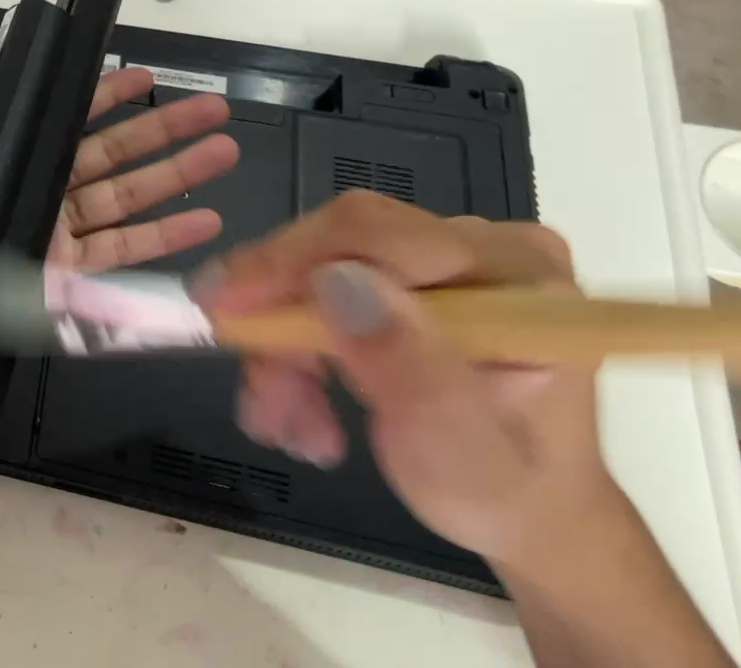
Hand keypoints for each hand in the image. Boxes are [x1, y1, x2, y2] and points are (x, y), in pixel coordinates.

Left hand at [0, 22, 239, 394]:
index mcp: (4, 157)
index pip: (66, 119)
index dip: (107, 96)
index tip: (144, 77)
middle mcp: (34, 190)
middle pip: (111, 153)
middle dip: (162, 130)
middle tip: (210, 111)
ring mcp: (53, 234)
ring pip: (127, 197)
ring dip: (177, 176)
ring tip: (221, 153)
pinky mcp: (62, 276)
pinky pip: (122, 253)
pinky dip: (164, 238)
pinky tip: (199, 220)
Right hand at [205, 191, 621, 569]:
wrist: (522, 507)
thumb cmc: (499, 489)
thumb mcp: (457, 450)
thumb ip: (406, 365)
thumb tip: (333, 282)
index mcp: (517, 277)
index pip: (376, 233)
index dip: (286, 260)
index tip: (218, 306)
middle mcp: (480, 245)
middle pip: (334, 248)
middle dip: (280, 321)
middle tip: (262, 399)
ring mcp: (443, 254)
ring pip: (314, 270)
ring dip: (282, 348)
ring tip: (288, 421)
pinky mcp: (409, 273)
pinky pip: (317, 286)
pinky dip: (293, 343)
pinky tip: (300, 400)